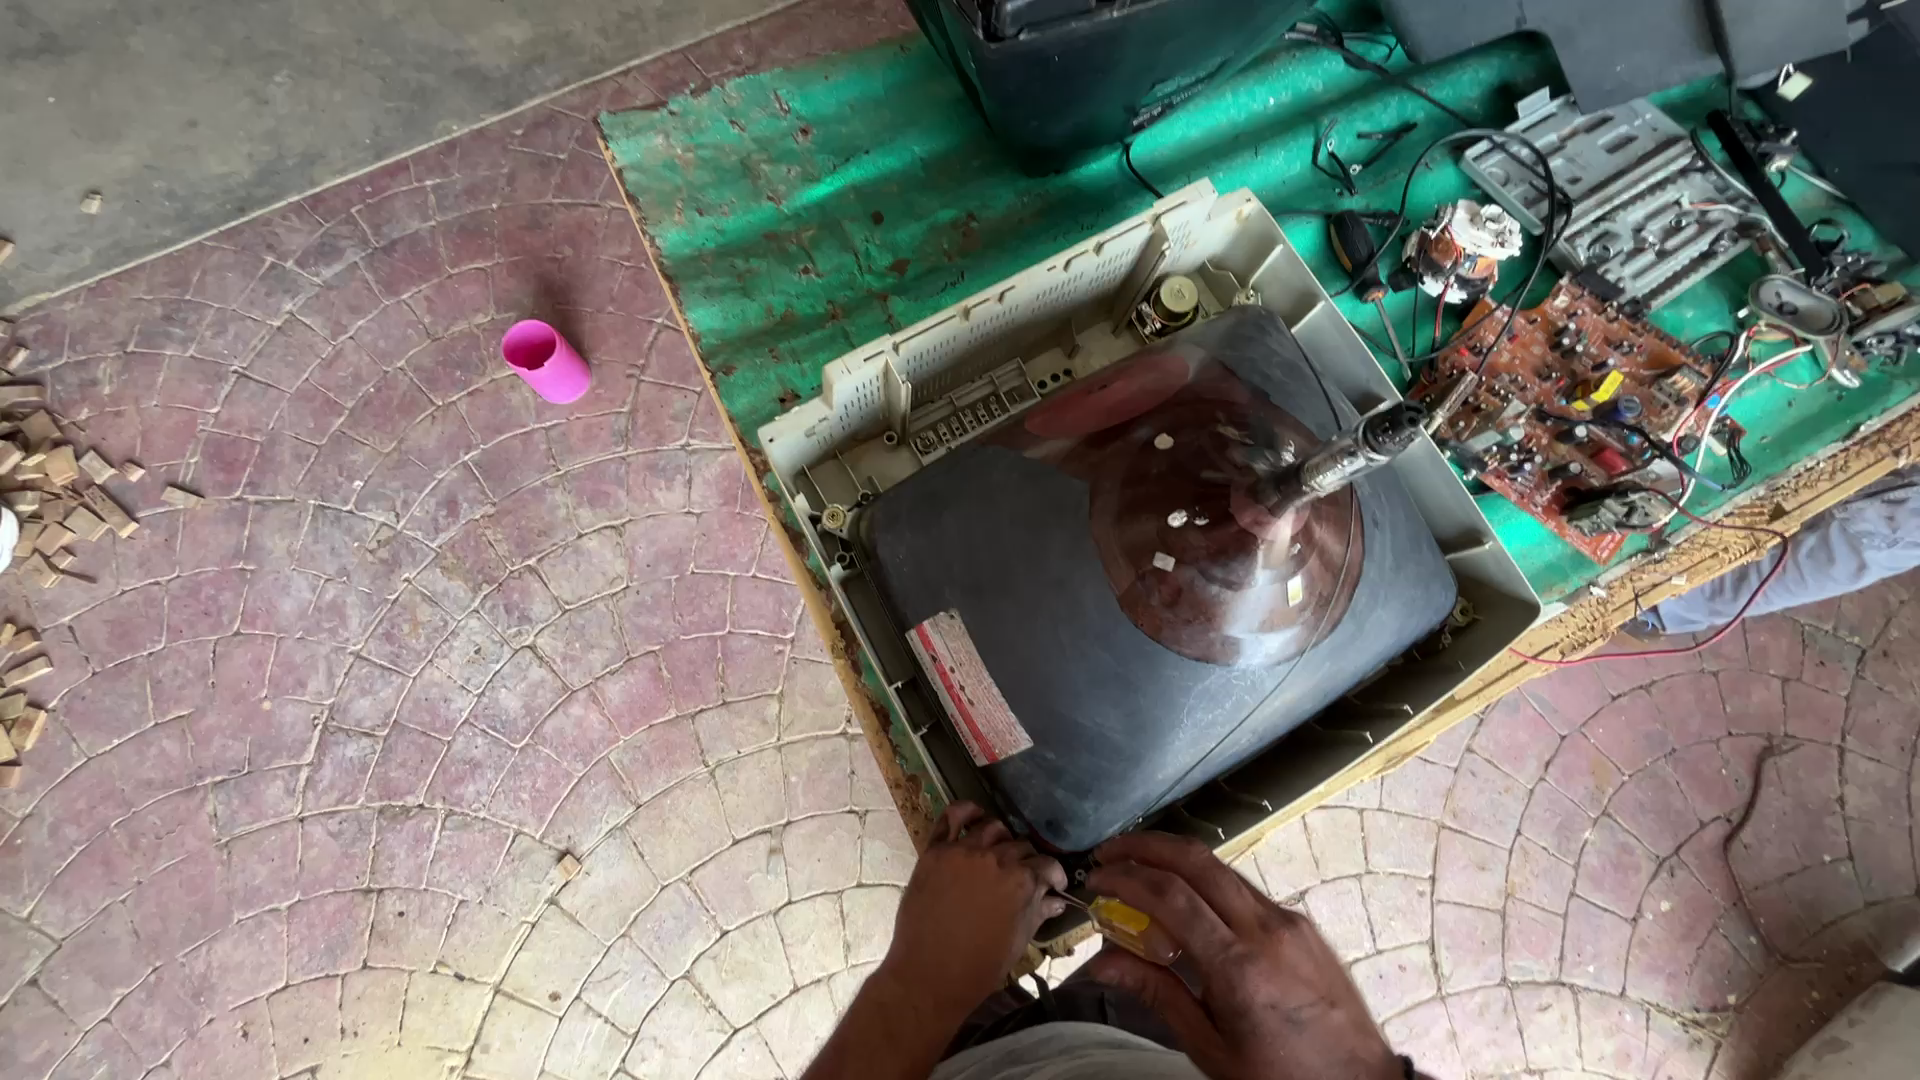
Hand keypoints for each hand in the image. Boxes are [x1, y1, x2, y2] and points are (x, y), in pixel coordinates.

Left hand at [877, 802, 1067, 1018]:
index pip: (1046, 864)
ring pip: (992, 827)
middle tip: (1023, 874)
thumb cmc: (979, 966)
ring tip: (999, 850)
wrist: (929, 974)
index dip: (1053, 874)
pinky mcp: (935, 850)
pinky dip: (965, 810)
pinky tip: (974, 814)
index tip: (1053, 883)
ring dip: (1001, 837)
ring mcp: (963, 850)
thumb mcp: (1018, 942)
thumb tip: (1056, 900)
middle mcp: (995, 858)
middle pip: (1020, 845)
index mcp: (1020, 881)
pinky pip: (951, 817)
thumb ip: (1038, 912)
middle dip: (1028, 860)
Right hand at [1082, 832, 1398, 1079]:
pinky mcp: (1301, 922)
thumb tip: (1099, 962)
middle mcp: (1264, 928)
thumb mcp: (1210, 1048)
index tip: (1093, 879)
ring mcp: (1287, 919)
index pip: (1169, 896)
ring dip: (1172, 856)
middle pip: (1194, 859)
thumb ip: (1156, 993)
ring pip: (1219, 866)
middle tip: (1108, 853)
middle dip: (1143, 845)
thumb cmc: (1279, 1079)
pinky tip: (1186, 899)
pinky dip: (1203, 880)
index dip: (1124, 878)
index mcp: (1238, 967)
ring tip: (1137, 867)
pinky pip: (1242, 887)